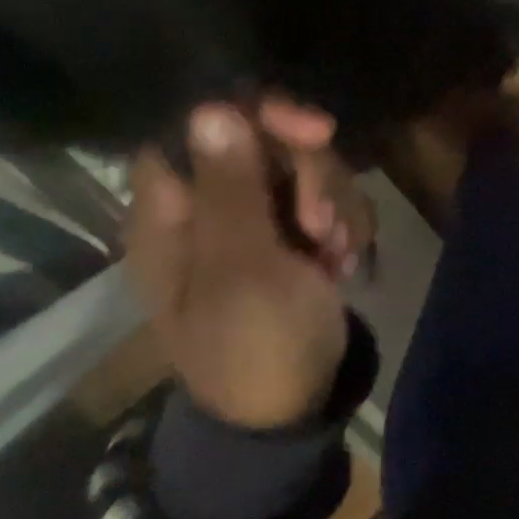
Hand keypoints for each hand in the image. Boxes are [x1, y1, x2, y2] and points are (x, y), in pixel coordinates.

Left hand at [125, 99, 372, 429]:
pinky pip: (328, 202)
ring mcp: (255, 224)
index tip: (311, 132)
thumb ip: (231, 189)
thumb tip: (211, 107)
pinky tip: (345, 261)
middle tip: (322, 225)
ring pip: (305, 171)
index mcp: (172, 213)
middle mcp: (209, 208)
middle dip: (310, 175)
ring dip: (335, 204)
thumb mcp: (243, 268)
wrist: (291, 410)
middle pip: (264, 143)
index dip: (255, 117)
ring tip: (336, 254)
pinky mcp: (295, 240)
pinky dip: (346, 225)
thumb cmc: (255, 344)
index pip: (201, 127)